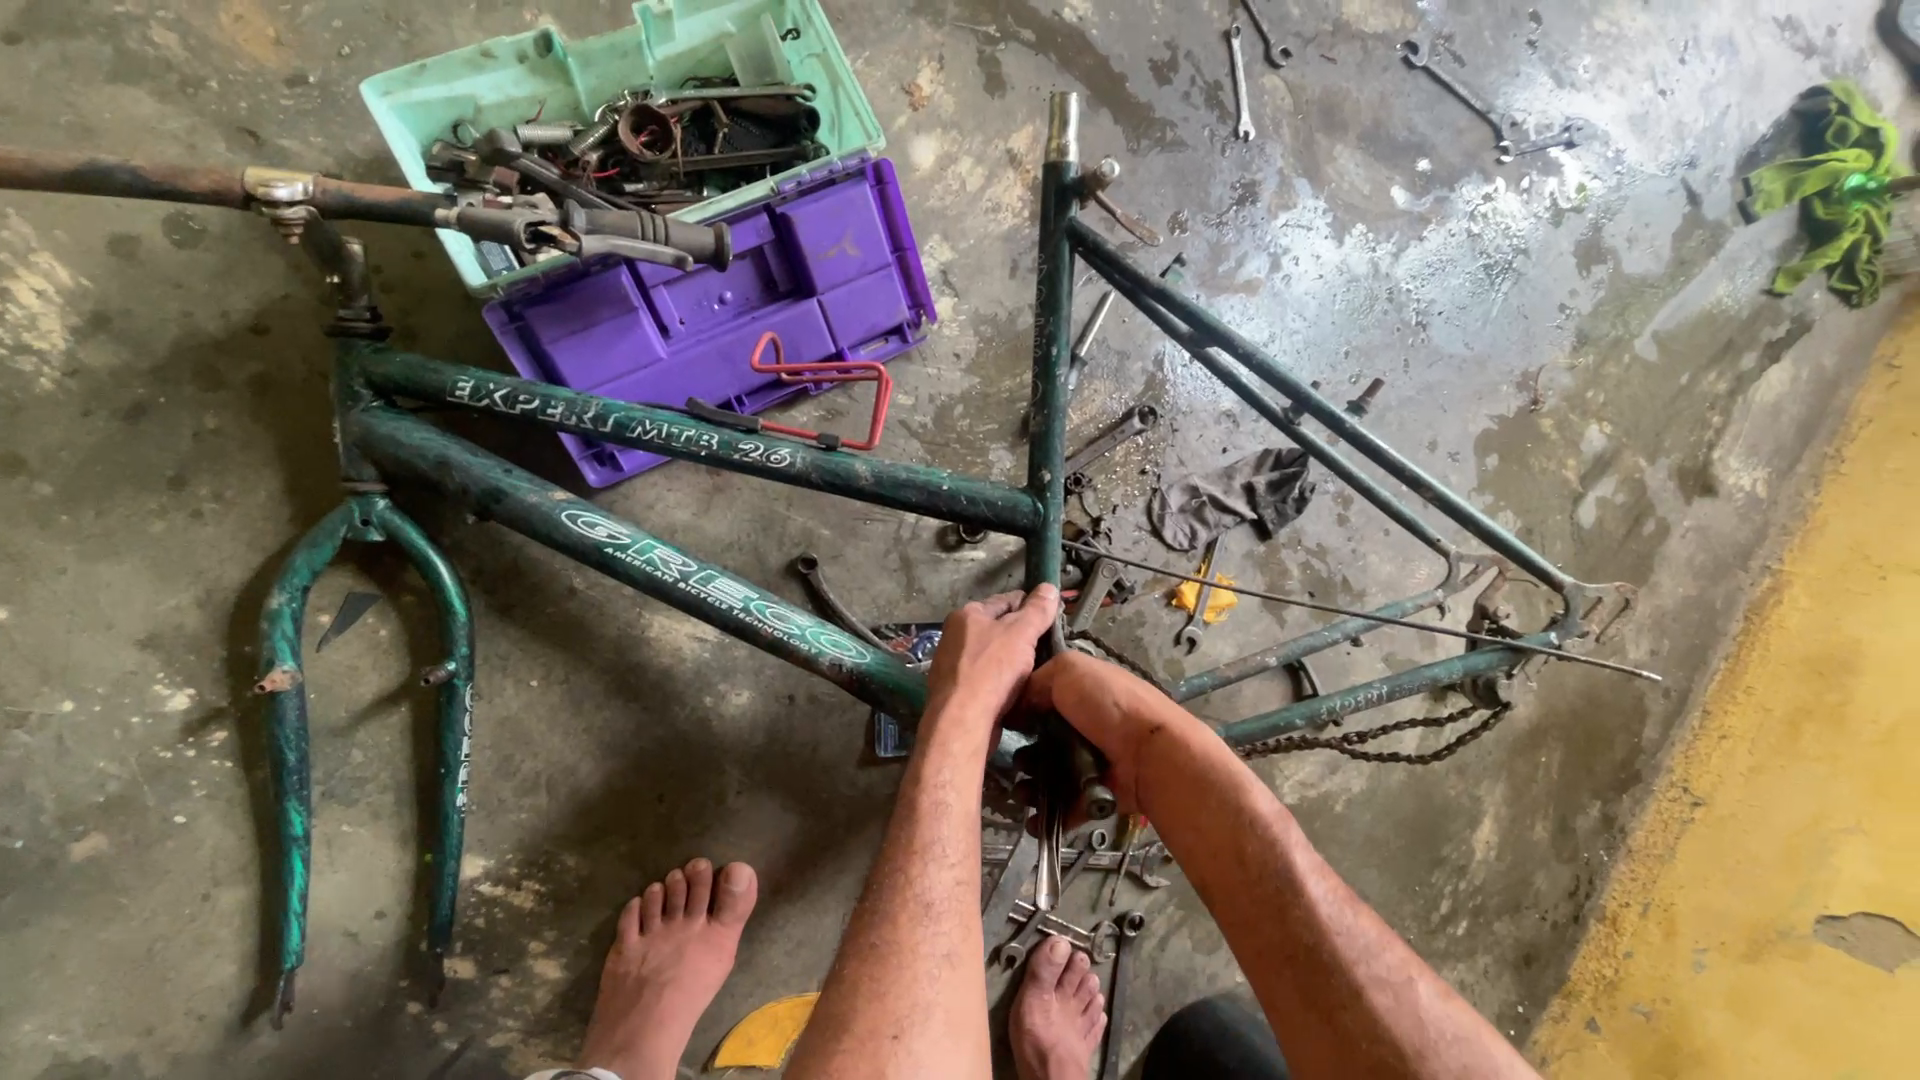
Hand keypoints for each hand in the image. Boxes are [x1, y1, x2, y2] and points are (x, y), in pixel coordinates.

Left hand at [923, 585, 1060, 729]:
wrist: (963, 720)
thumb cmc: (991, 670)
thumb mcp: (1021, 633)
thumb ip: (1037, 610)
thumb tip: (1049, 587)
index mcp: (967, 614)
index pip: (1006, 600)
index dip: (1031, 607)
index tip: (1052, 620)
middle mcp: (956, 635)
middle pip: (999, 628)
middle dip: (1023, 636)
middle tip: (1049, 647)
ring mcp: (954, 664)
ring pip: (994, 655)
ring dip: (1014, 661)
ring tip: (1038, 669)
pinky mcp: (957, 690)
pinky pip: (987, 677)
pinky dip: (1003, 680)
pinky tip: (1019, 689)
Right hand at [1022, 651, 1197, 811]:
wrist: (1151, 753)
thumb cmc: (1109, 704)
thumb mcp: (1069, 670)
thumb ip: (1036, 682)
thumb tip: (1015, 707)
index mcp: (1081, 694)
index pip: (1042, 702)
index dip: (1021, 713)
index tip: (1002, 725)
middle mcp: (1086, 727)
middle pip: (1042, 744)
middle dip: (1023, 756)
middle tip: (1013, 764)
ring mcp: (1091, 763)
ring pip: (1050, 777)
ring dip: (1030, 787)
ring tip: (1021, 794)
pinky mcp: (1095, 795)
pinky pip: (1065, 806)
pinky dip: (1047, 816)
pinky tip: (1032, 820)